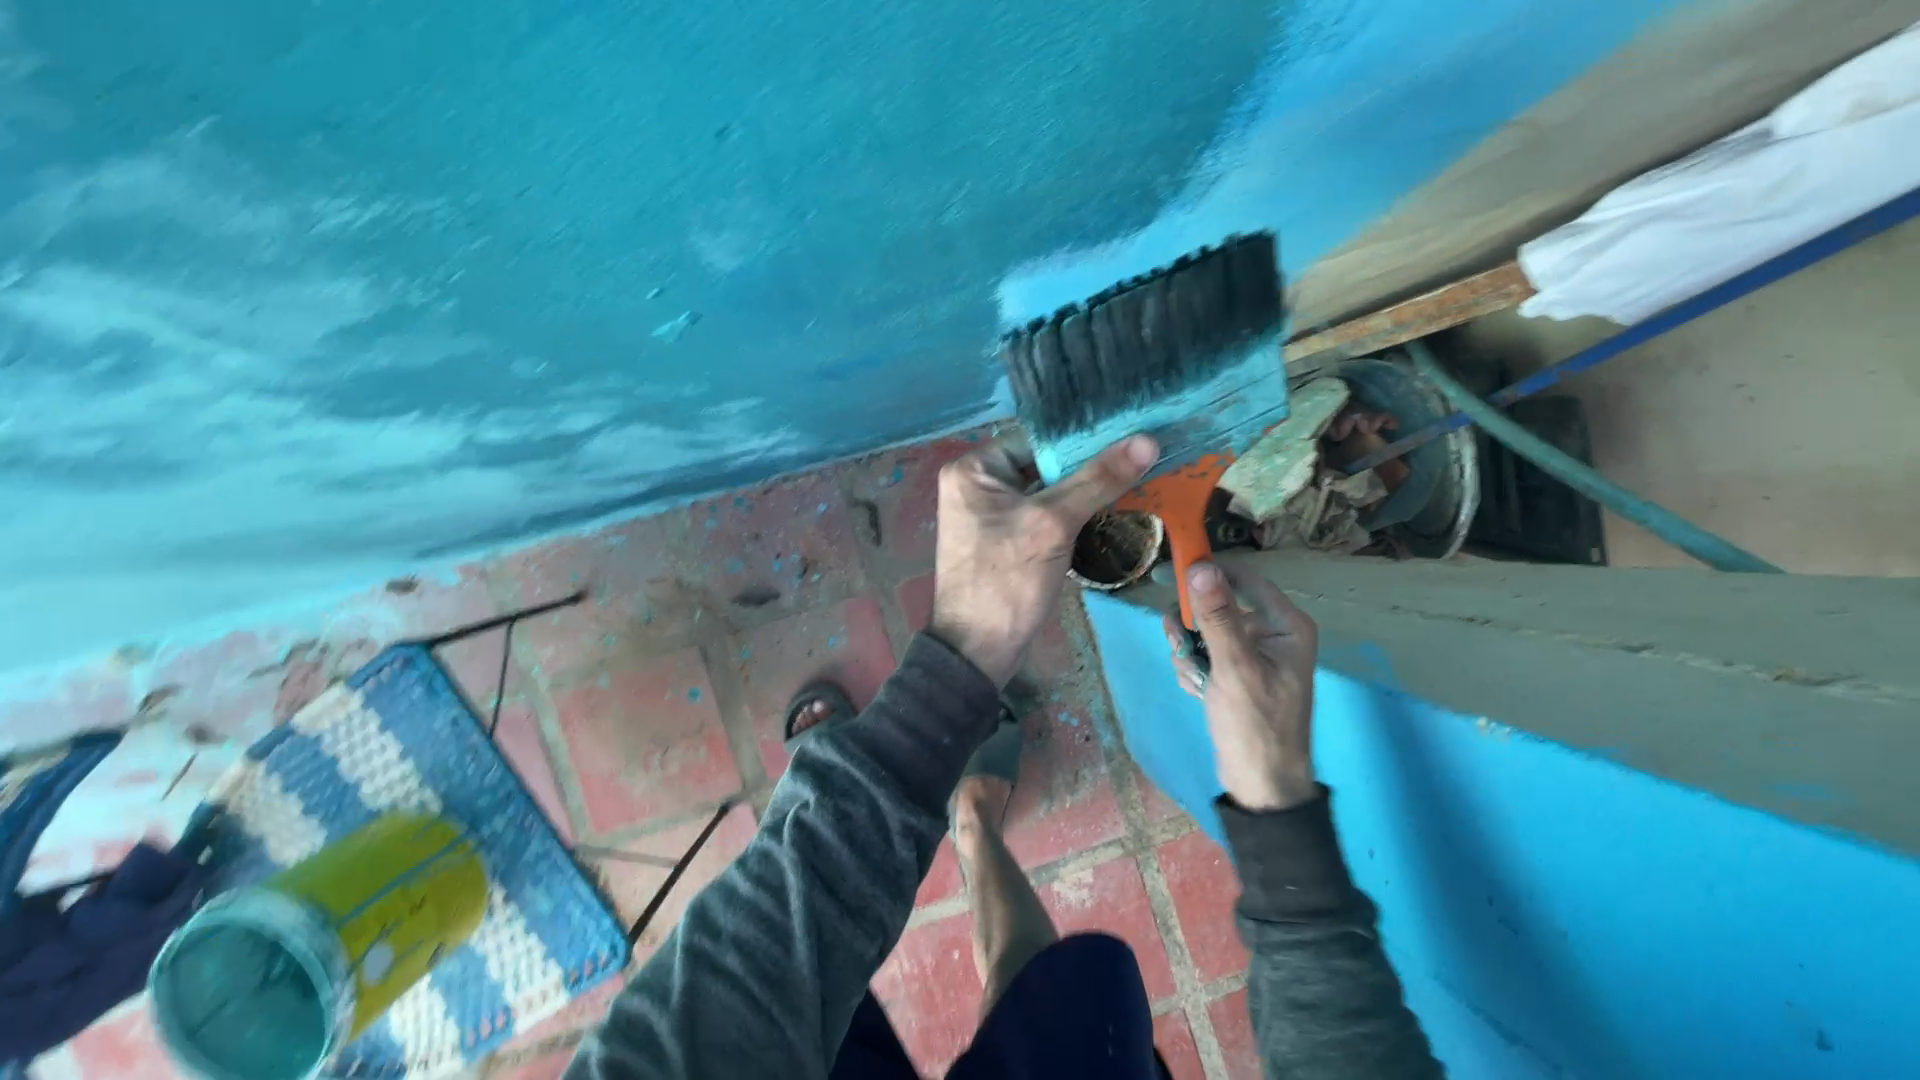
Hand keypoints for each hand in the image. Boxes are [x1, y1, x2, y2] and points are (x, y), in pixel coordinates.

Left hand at [930, 433, 1158, 686]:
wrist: (980, 649)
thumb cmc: (1008, 580)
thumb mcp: (1054, 523)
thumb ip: (1098, 480)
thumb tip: (1146, 441)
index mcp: (974, 468)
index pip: (1038, 438)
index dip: (1083, 437)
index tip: (1132, 432)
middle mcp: (978, 483)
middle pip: (1044, 462)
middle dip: (1090, 464)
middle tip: (1143, 453)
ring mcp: (992, 513)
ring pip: (1048, 489)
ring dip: (1087, 489)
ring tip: (1139, 475)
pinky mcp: (1008, 538)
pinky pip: (1045, 514)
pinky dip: (1075, 512)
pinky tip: (1114, 506)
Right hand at [1165, 561, 1319, 810]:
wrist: (1261, 783)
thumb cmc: (1255, 724)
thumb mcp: (1234, 667)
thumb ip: (1217, 616)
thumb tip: (1200, 567)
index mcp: (1285, 625)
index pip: (1241, 579)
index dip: (1204, 573)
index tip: (1164, 574)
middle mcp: (1272, 633)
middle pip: (1217, 605)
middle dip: (1193, 626)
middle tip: (1179, 644)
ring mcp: (1253, 653)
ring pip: (1205, 630)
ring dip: (1190, 651)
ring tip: (1195, 678)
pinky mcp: (1237, 672)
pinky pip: (1204, 653)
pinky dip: (1195, 669)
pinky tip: (1199, 691)